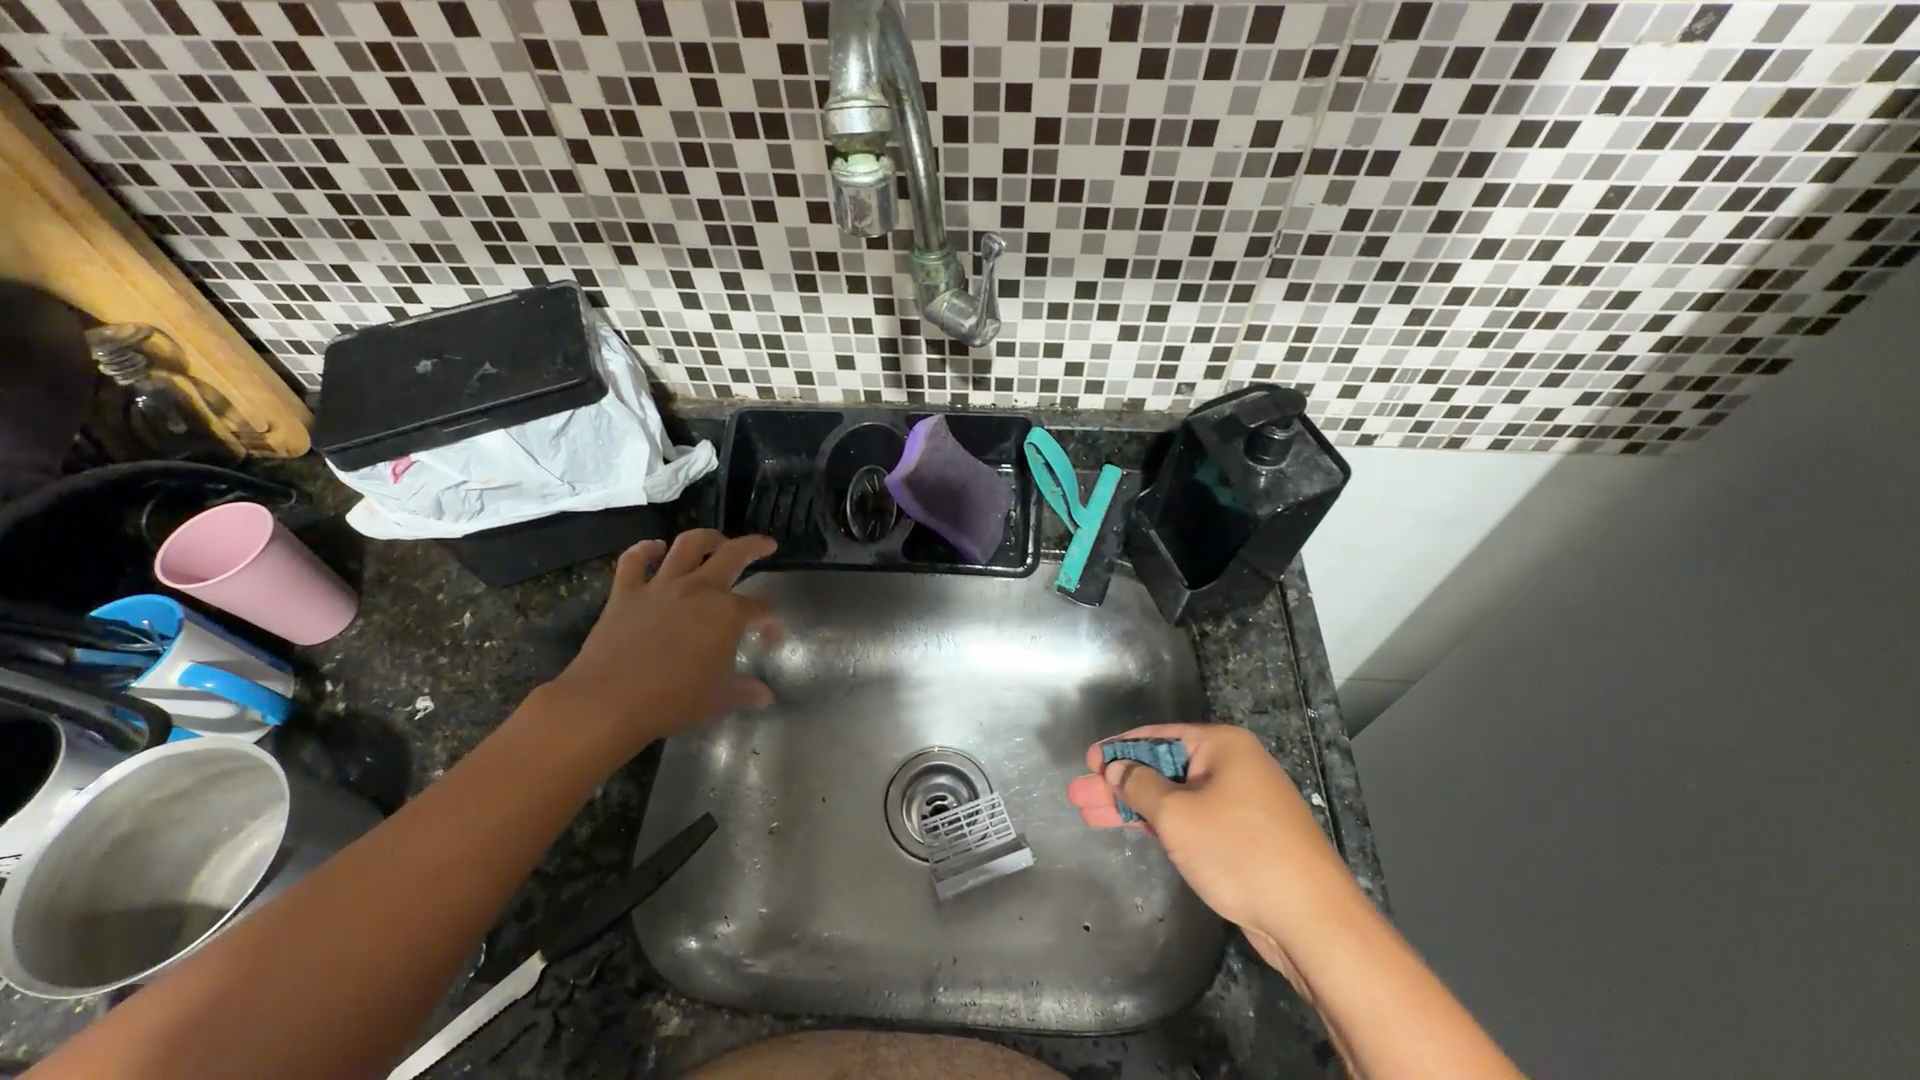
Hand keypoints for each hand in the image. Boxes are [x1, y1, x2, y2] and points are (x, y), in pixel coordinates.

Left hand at [542, 530, 777, 757]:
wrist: (608, 703)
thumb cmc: (671, 702)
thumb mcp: (717, 700)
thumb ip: (744, 691)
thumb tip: (765, 696)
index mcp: (727, 614)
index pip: (761, 608)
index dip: (771, 621)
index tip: (770, 638)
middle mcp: (698, 590)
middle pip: (733, 555)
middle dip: (754, 547)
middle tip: (766, 545)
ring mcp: (660, 587)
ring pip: (687, 545)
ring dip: (706, 538)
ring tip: (716, 541)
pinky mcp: (626, 593)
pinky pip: (634, 560)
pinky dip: (644, 549)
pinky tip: (655, 547)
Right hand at [1066, 724, 1363, 982]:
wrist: (1309, 916)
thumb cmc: (1238, 851)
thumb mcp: (1177, 815)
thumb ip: (1140, 787)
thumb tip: (1116, 768)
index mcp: (1222, 746)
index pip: (1159, 736)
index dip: (1119, 749)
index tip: (1087, 763)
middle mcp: (1234, 766)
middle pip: (1164, 767)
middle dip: (1119, 782)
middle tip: (1079, 796)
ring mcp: (1241, 803)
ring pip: (1176, 796)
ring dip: (1134, 805)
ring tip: (1089, 814)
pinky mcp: (1243, 836)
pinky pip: (1193, 819)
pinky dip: (1162, 823)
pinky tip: (1132, 828)